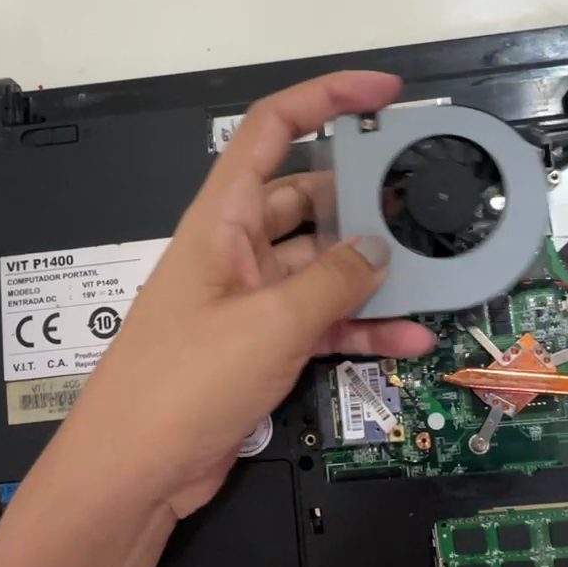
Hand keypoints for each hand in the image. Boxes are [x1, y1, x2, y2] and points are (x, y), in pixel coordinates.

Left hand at [50, 72, 436, 518]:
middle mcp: (237, 249)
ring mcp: (251, 299)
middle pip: (309, 203)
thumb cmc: (184, 384)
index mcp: (223, 219)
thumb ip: (332, 282)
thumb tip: (377, 250)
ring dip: (372, 276)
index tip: (384, 95)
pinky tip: (406, 339)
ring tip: (432, 277)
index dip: (326, 98)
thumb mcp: (269, 324)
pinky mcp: (263, 344)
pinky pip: (320, 321)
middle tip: (424, 210)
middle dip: (365, 204)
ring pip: (323, 268)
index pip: (271, 129)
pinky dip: (359, 328)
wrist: (135, 471)